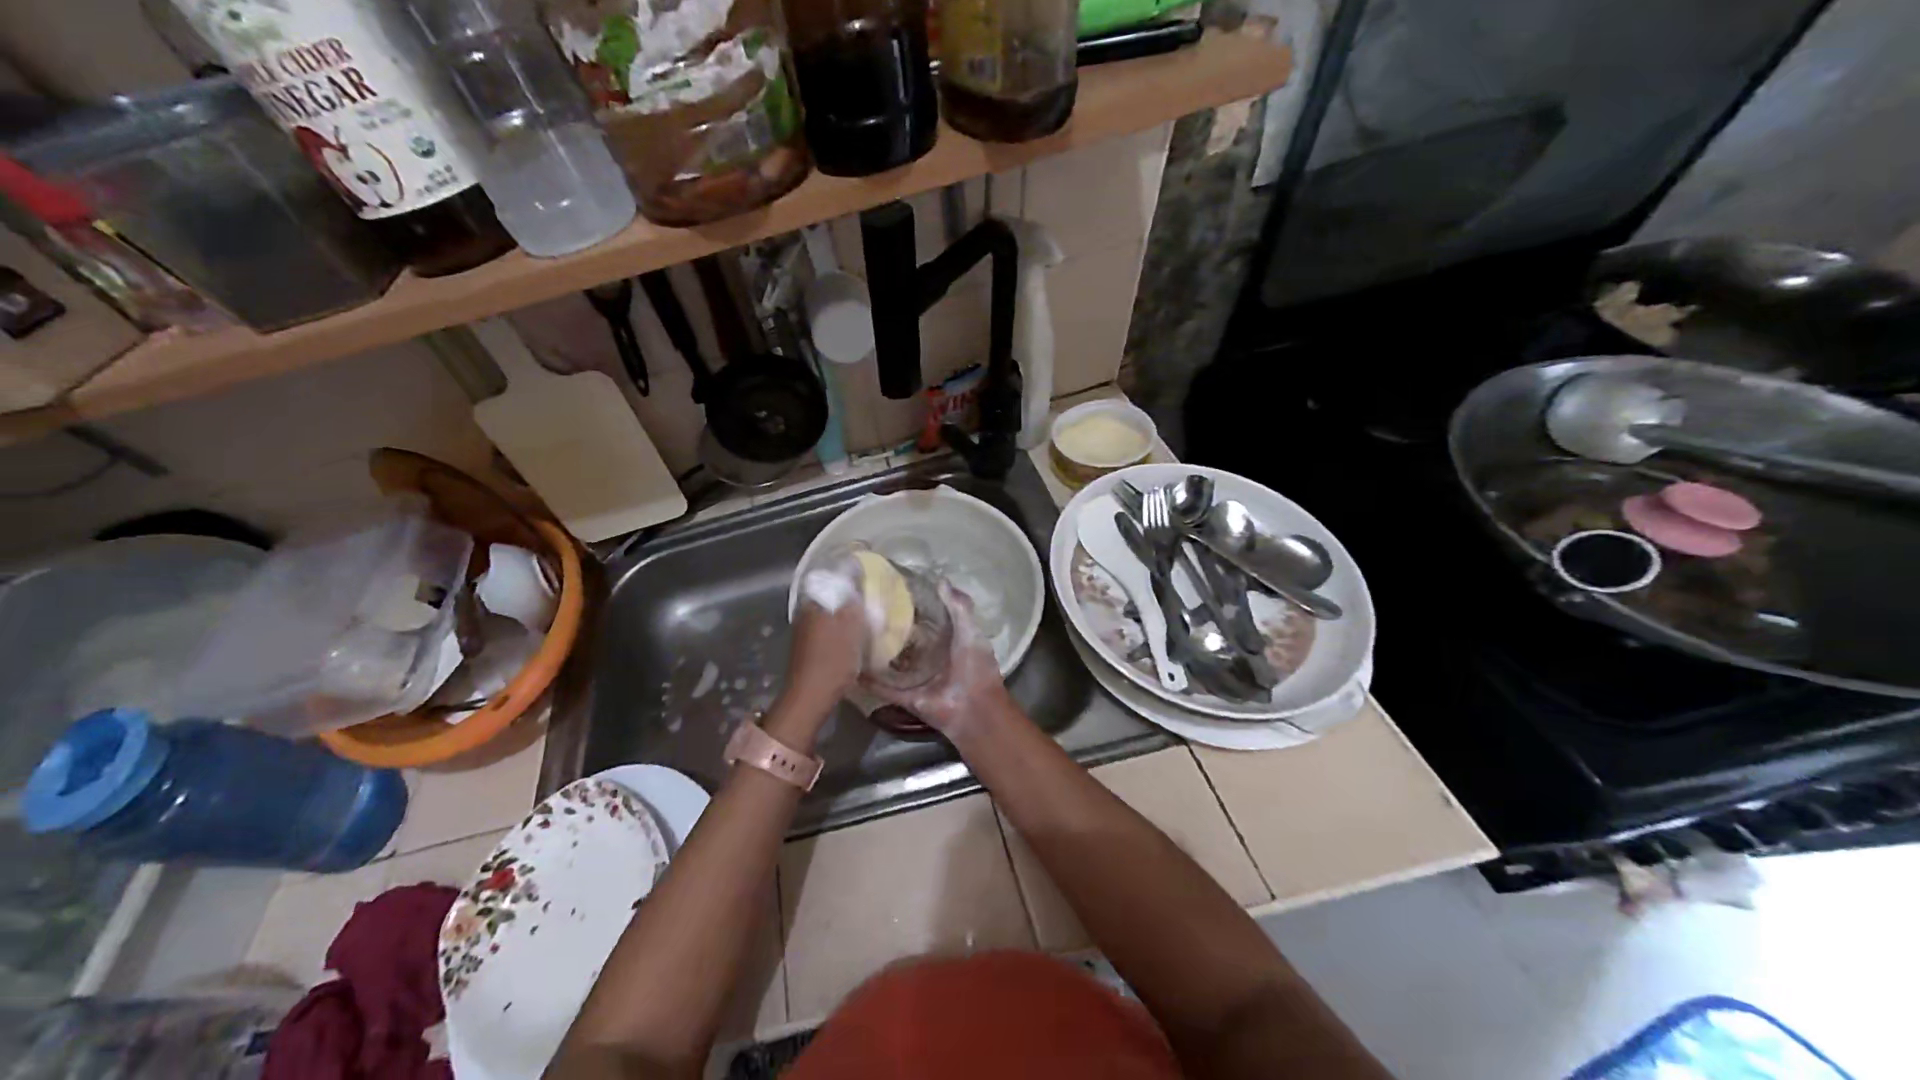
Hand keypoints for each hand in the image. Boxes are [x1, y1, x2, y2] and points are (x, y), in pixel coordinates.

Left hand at [783, 559, 869, 711]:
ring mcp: (805, 627)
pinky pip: (830, 623)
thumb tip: (854, 568)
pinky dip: (844, 622)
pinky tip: (858, 631)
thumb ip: (853, 594)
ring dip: (849, 606)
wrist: (811, 695)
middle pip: (832, 589)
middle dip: (852, 586)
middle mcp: (806, 608)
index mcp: (815, 599)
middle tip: (876, 588)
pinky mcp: (809, 644)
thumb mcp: (851, 623)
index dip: (853, 566)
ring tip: (872, 609)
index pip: (834, 571)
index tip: (871, 564)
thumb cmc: (834, 657)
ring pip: (832, 607)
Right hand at [864, 583, 1009, 737]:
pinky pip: (882, 687)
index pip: (925, 621)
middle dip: (889, 629)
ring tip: (850, 635)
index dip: (911, 607)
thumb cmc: (975, 669)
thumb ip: (959, 608)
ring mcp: (915, 678)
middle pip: (904, 641)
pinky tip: (849, 667)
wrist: (974, 710)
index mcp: (946, 642)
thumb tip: (940, 580)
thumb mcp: (971, 633)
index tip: (891, 592)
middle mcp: (928, 658)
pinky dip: (867, 680)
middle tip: (863, 611)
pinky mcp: (904, 696)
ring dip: (875, 653)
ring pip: (890, 663)